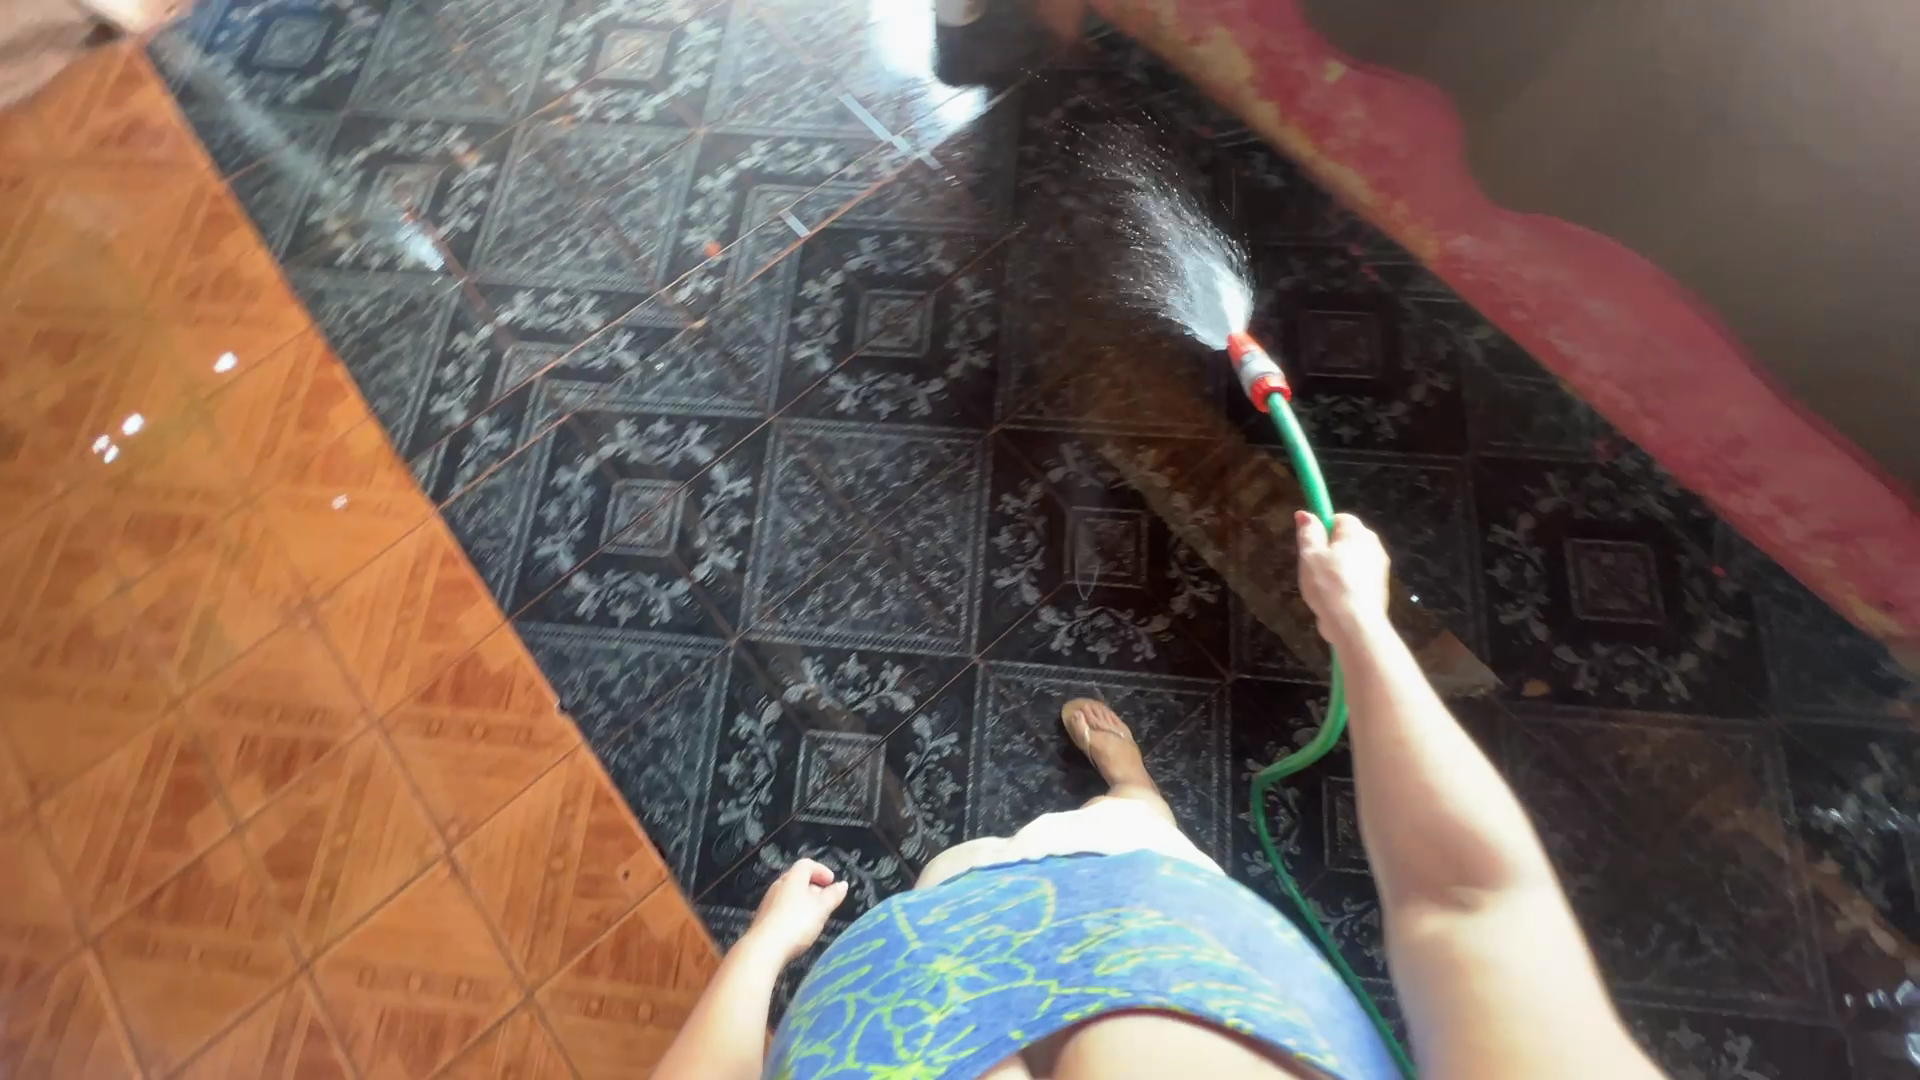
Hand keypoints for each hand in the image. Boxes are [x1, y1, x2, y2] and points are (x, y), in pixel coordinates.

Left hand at [742, 859, 848, 964]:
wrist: (763, 949)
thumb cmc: (796, 923)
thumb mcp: (822, 908)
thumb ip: (834, 895)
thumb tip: (842, 885)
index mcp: (793, 877)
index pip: (807, 864)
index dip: (821, 870)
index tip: (831, 881)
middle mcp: (778, 886)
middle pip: (797, 879)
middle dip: (813, 886)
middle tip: (825, 898)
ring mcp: (768, 903)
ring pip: (789, 895)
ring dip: (802, 901)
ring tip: (814, 915)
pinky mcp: (763, 919)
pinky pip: (781, 909)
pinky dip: (792, 913)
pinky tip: (797, 928)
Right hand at [1295, 511, 1390, 641]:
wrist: (1354, 623)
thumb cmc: (1328, 585)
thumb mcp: (1309, 556)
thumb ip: (1308, 532)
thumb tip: (1305, 513)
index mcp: (1357, 534)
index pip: (1339, 518)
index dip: (1322, 528)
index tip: (1309, 544)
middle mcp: (1373, 545)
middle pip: (1347, 538)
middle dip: (1329, 548)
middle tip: (1312, 565)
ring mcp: (1379, 567)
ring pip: (1351, 558)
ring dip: (1336, 566)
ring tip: (1321, 585)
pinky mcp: (1379, 586)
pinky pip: (1357, 576)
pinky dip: (1345, 581)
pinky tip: (1334, 596)